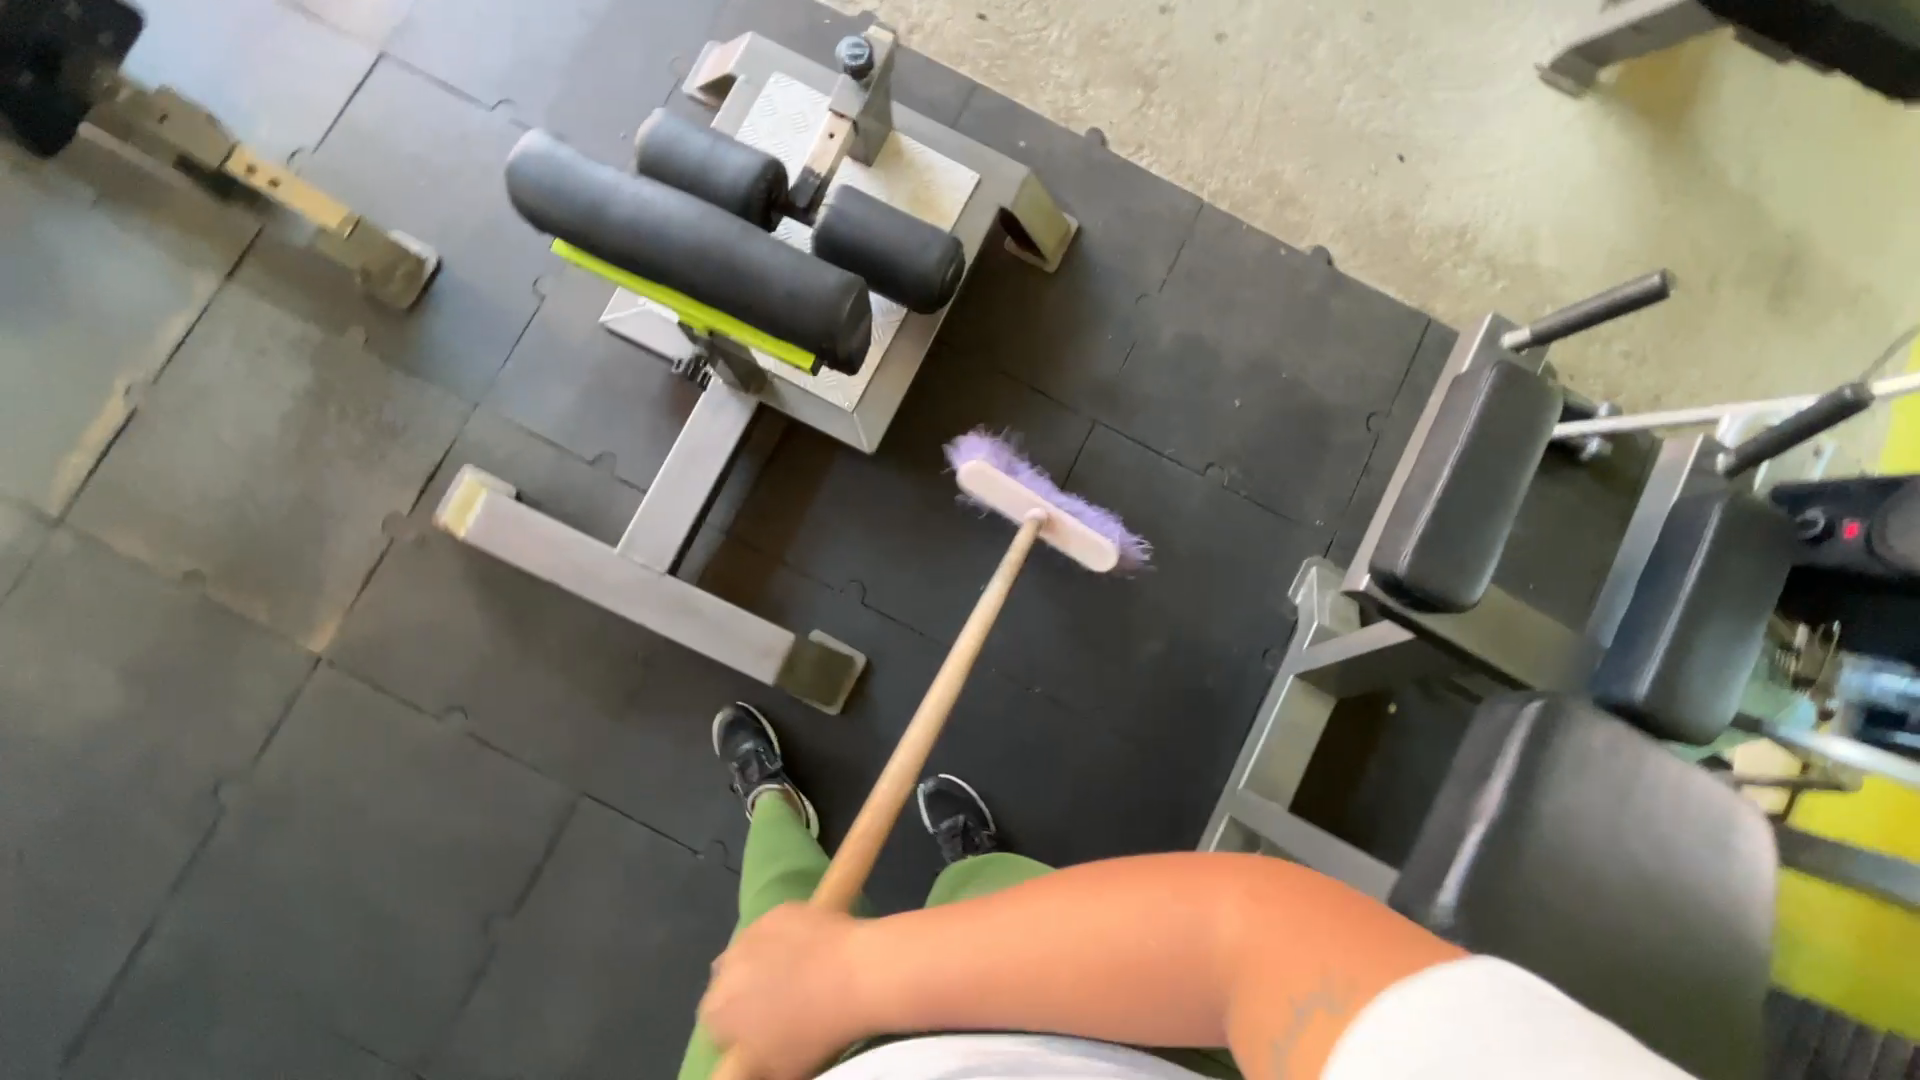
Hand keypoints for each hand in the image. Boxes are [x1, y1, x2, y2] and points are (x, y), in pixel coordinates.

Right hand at [700, 903, 878, 1079]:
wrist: (853, 974)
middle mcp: (724, 968)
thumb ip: (753, 1067)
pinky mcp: (778, 910)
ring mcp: (752, 932)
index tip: (763, 1034)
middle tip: (781, 1003)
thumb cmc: (814, 1030)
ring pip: (749, 953)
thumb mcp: (779, 1070)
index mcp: (717, 1012)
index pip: (716, 1027)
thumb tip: (751, 1062)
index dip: (740, 1032)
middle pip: (728, 986)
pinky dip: (785, 937)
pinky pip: (774, 928)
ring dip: (763, 962)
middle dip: (747, 994)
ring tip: (798, 972)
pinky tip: (811, 947)